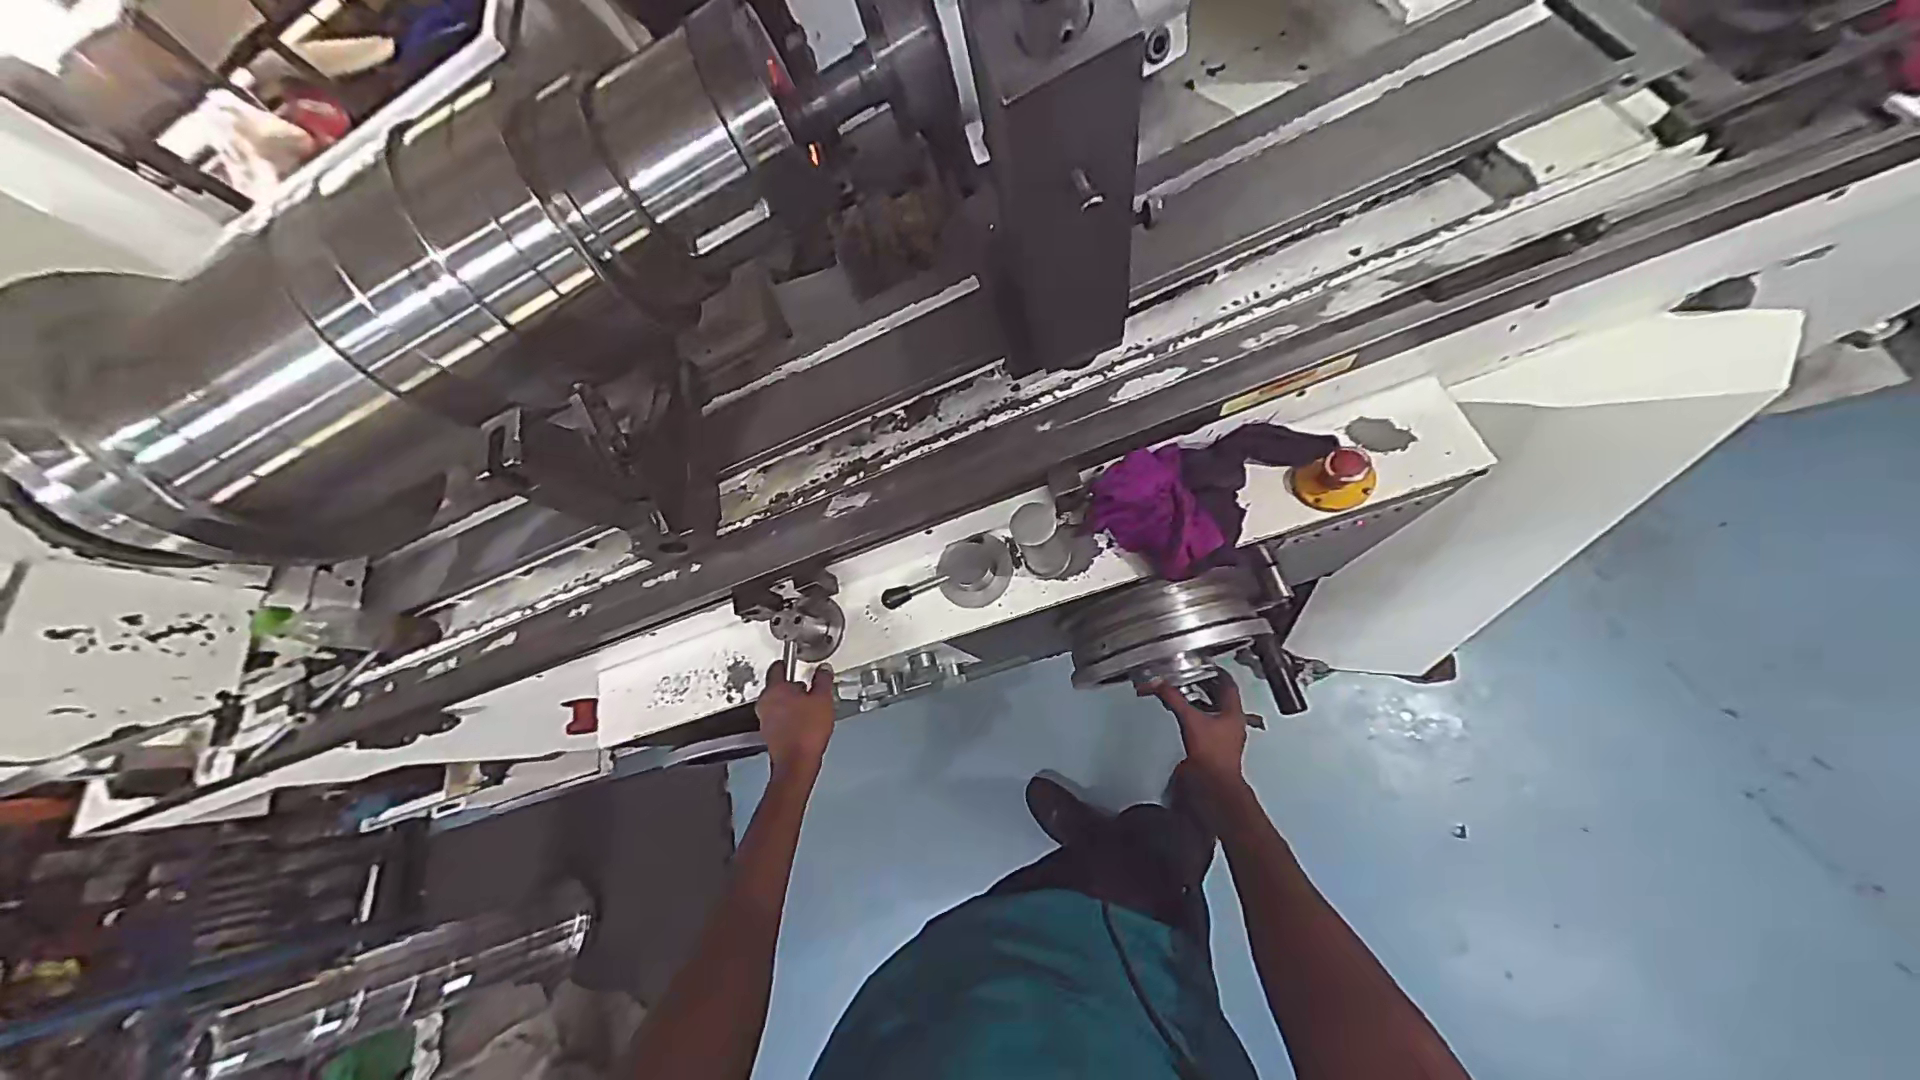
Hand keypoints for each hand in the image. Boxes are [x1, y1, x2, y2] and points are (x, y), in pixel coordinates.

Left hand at [756, 662, 835, 779]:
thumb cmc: (806, 731)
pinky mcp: (769, 733)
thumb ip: (823, 680)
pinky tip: (804, 722)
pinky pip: (779, 717)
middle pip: (777, 686)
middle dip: (792, 685)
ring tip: (809, 706)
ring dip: (791, 701)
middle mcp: (765, 702)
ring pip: (778, 702)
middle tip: (808, 687)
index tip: (792, 661)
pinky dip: (789, 716)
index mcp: (775, 689)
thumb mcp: (823, 699)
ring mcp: (765, 719)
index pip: (777, 667)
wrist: (797, 762)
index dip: (787, 662)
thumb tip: (824, 669)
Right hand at [1145, 669, 1256, 794]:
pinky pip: (1208, 723)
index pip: (1229, 684)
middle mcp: (1233, 722)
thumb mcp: (1190, 719)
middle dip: (1205, 686)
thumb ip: (1174, 699)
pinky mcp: (1216, 745)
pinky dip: (1197, 715)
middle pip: (1221, 697)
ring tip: (1186, 693)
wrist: (1213, 783)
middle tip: (1192, 677)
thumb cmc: (1211, 753)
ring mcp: (1226, 735)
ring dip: (1200, 701)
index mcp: (1233, 713)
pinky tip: (1186, 715)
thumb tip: (1161, 685)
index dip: (1217, 672)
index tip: (1207, 665)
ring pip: (1214, 710)